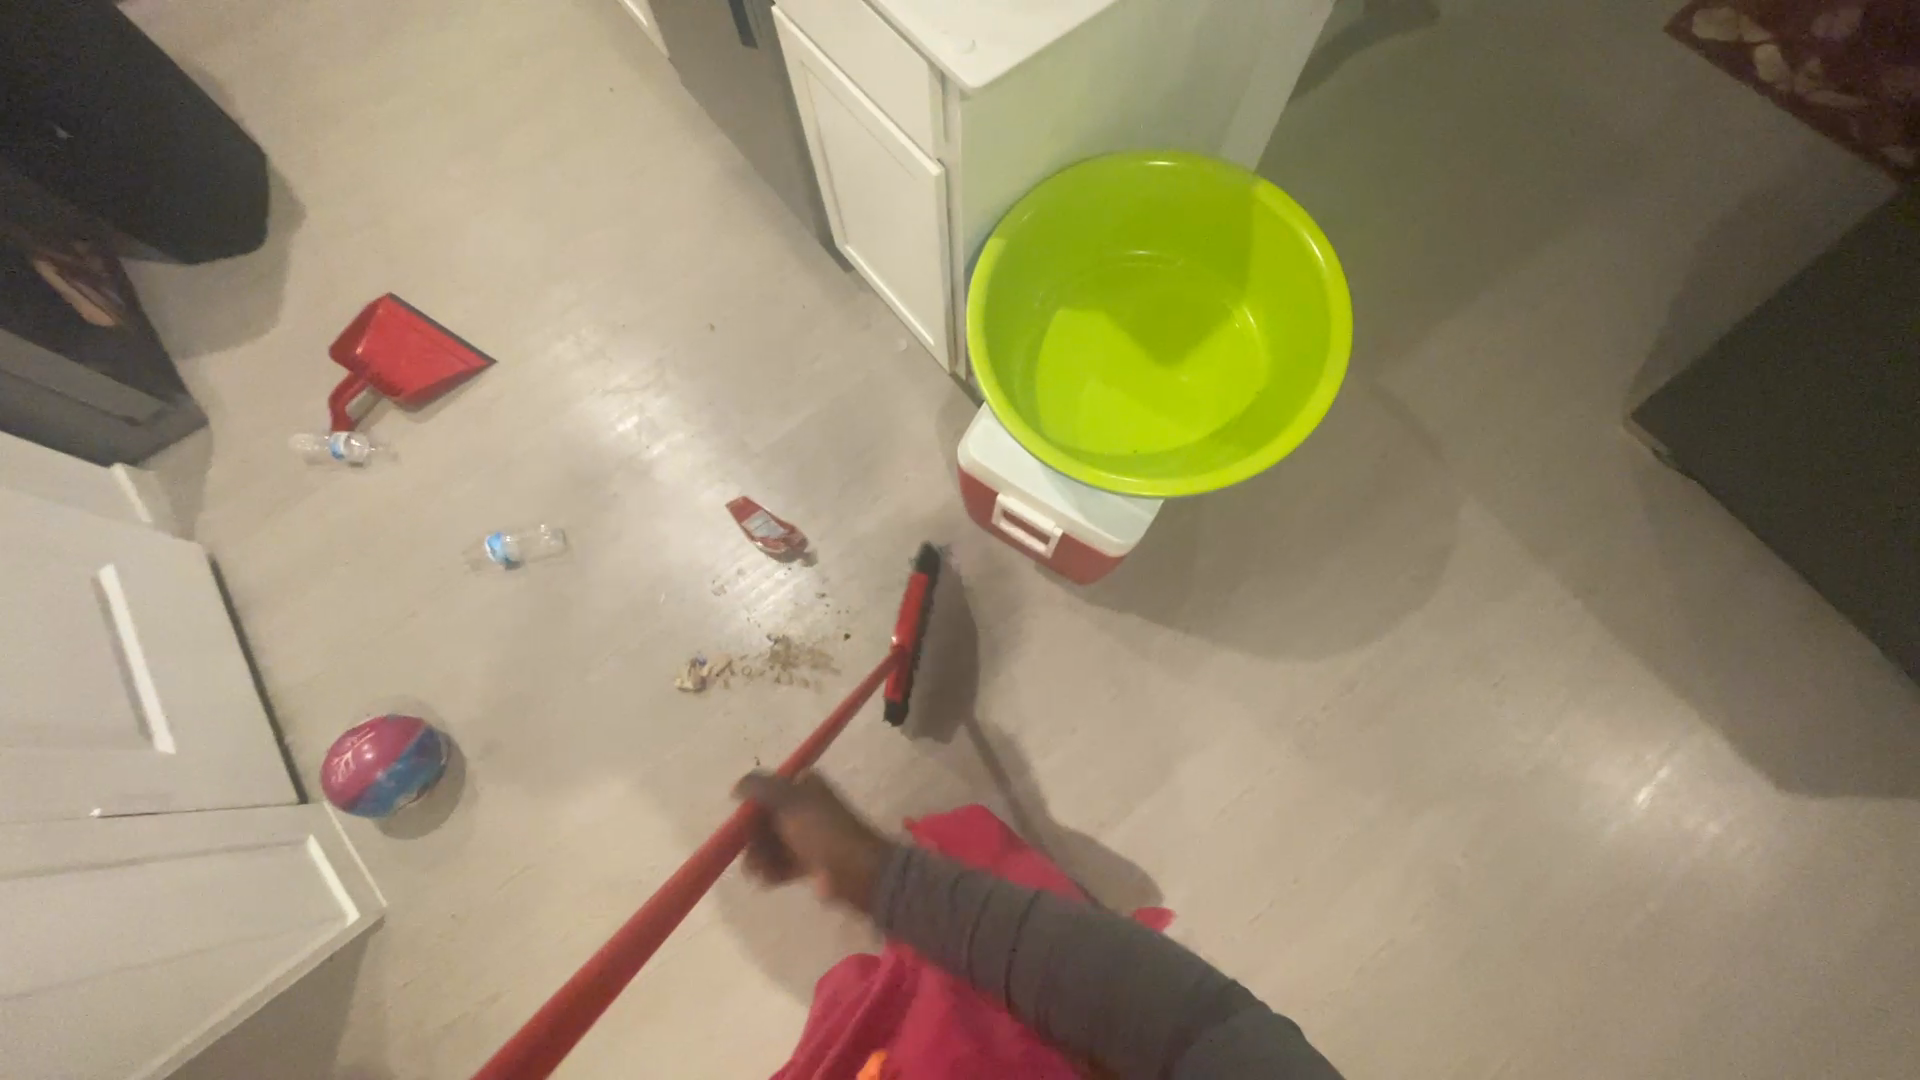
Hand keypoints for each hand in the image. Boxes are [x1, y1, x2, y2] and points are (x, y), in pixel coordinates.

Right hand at [734, 771, 894, 911]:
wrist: (855, 870)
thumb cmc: (821, 830)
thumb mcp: (788, 800)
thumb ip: (758, 788)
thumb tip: (736, 787)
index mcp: (804, 784)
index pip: (766, 791)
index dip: (751, 808)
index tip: (744, 825)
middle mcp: (804, 806)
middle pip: (764, 820)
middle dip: (753, 839)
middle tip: (754, 853)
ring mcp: (807, 835)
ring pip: (769, 844)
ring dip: (760, 858)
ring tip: (763, 870)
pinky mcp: (808, 861)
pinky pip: (780, 864)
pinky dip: (772, 872)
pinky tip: (771, 880)